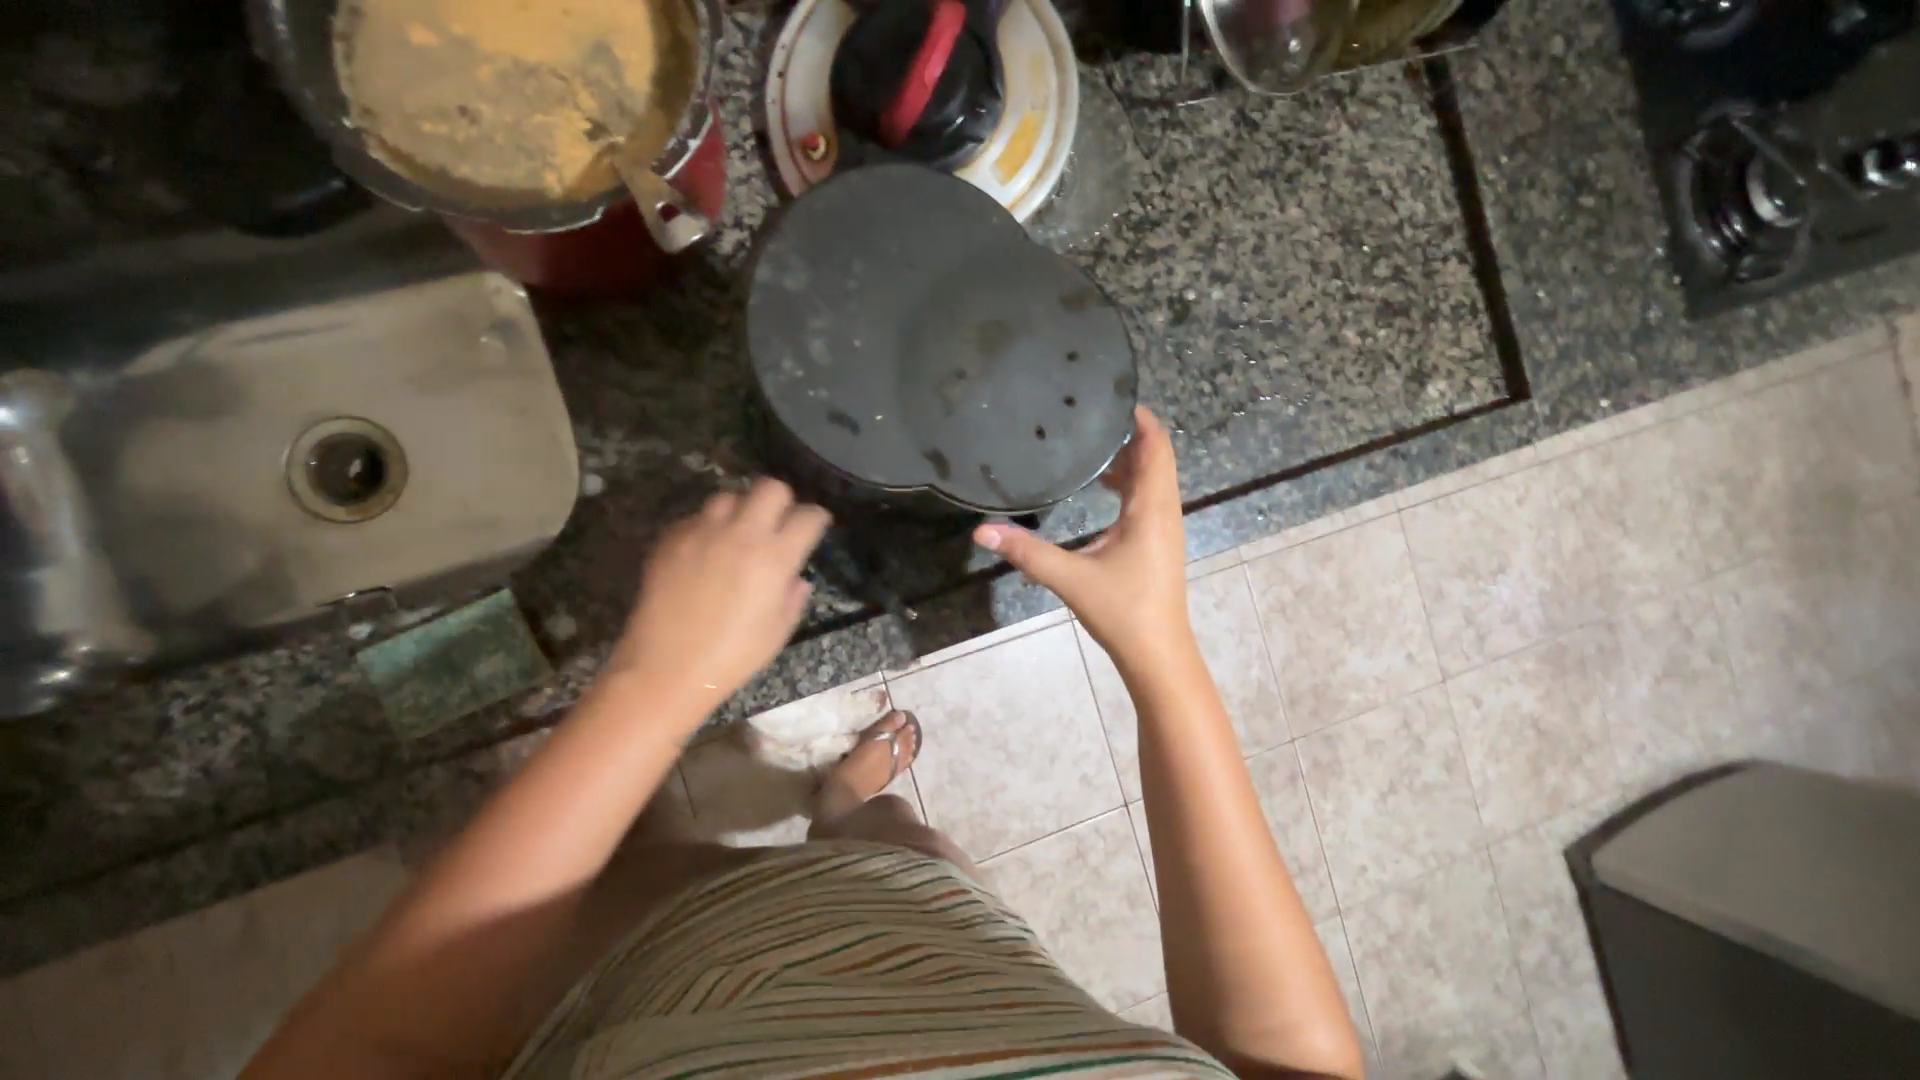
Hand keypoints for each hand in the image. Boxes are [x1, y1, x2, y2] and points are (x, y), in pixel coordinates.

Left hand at [611, 479, 829, 715]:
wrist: (667, 667)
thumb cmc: (732, 656)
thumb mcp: (778, 631)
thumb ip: (792, 597)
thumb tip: (796, 578)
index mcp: (775, 556)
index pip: (808, 516)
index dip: (817, 518)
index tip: (816, 526)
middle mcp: (741, 533)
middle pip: (771, 488)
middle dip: (781, 501)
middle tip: (777, 522)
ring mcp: (702, 532)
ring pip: (729, 496)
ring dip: (740, 510)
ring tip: (737, 533)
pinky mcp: (671, 539)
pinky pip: (695, 518)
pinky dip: (706, 527)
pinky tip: (705, 551)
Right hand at [974, 406, 1191, 666]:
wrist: (1158, 654)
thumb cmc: (1123, 611)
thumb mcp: (1070, 578)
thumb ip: (1026, 552)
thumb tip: (981, 531)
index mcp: (1152, 509)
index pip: (1156, 447)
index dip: (1141, 419)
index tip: (1113, 396)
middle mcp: (1165, 511)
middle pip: (1157, 458)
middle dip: (1130, 434)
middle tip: (1091, 415)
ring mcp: (1166, 528)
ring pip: (1155, 479)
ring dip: (1131, 459)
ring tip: (1092, 444)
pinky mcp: (1160, 544)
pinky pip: (1150, 498)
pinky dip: (1131, 483)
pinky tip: (1103, 488)